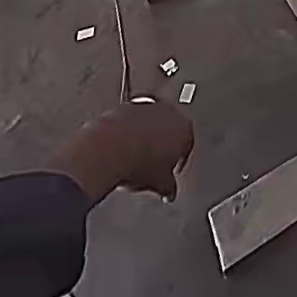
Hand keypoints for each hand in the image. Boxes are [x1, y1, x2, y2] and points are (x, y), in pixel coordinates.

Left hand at [48, 101, 195, 203]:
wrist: (109, 148)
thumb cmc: (138, 161)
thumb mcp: (160, 184)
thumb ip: (169, 187)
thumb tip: (168, 191)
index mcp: (184, 129)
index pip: (187, 145)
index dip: (179, 161)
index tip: (171, 172)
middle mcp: (168, 112)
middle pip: (170, 130)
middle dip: (163, 147)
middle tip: (154, 166)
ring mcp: (147, 106)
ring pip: (151, 123)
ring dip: (146, 138)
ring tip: (135, 159)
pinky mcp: (127, 106)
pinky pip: (133, 119)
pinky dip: (130, 131)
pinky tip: (123, 148)